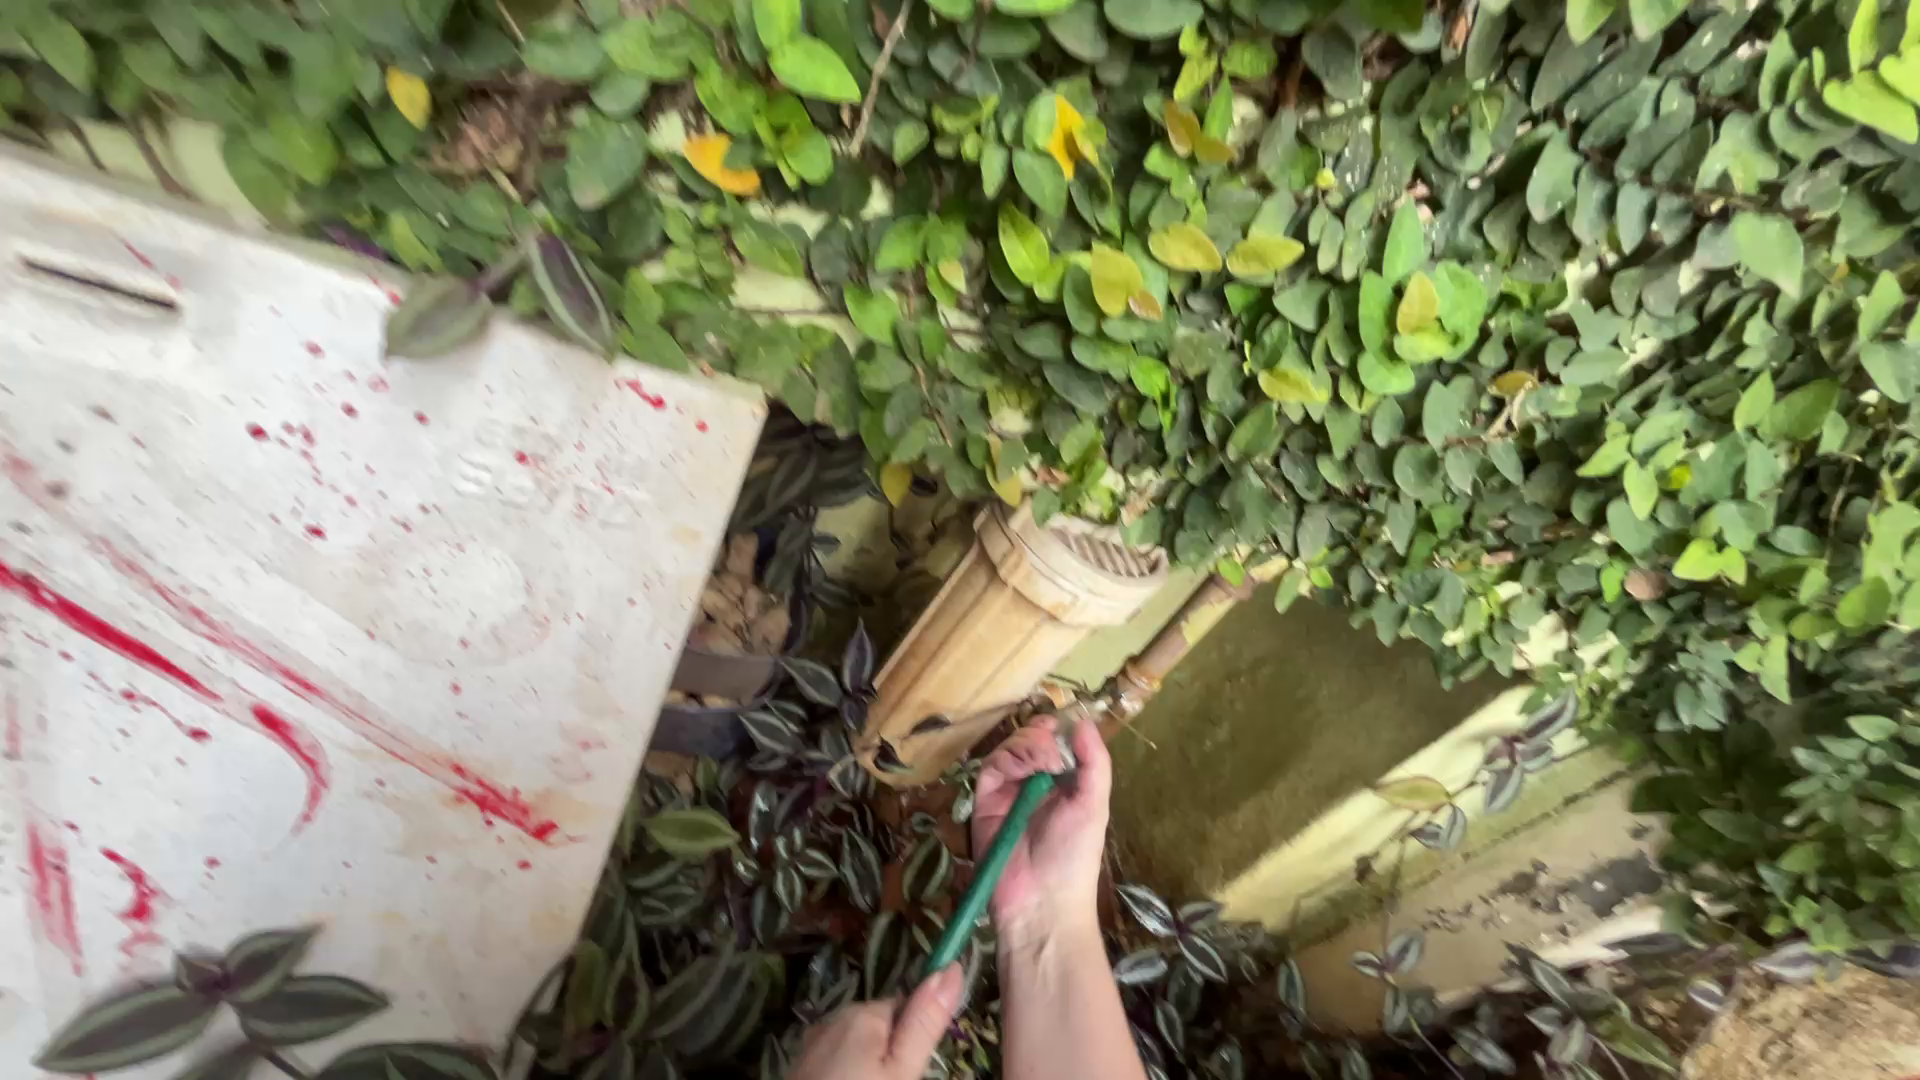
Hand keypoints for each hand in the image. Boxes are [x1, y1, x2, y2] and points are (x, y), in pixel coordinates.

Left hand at [786, 965, 963, 1079]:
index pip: (903, 1007)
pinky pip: (833, 1060)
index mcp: (863, 1012)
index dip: (913, 1038)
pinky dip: (843, 1074)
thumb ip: (925, 1021)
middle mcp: (835, 1016)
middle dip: (888, 1053)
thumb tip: (952, 966)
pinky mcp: (798, 1067)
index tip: (913, 1068)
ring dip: (865, 1066)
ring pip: (853, 1045)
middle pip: (878, 1026)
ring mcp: (812, 1042)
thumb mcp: (903, 1071)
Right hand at [970, 716, 1111, 937]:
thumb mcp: (1094, 805)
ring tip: (1042, 764)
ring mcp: (1009, 788)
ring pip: (1011, 744)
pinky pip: (992, 764)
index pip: (1058, 739)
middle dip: (1042, 735)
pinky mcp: (985, 798)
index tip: (1064, 726)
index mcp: (1064, 781)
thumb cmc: (1074, 856)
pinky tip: (1022, 770)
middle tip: (1053, 755)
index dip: (1059, 727)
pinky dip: (1007, 758)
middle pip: (1032, 735)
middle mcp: (1035, 781)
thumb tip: (1083, 720)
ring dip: (1027, 744)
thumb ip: (1094, 762)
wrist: (1041, 901)